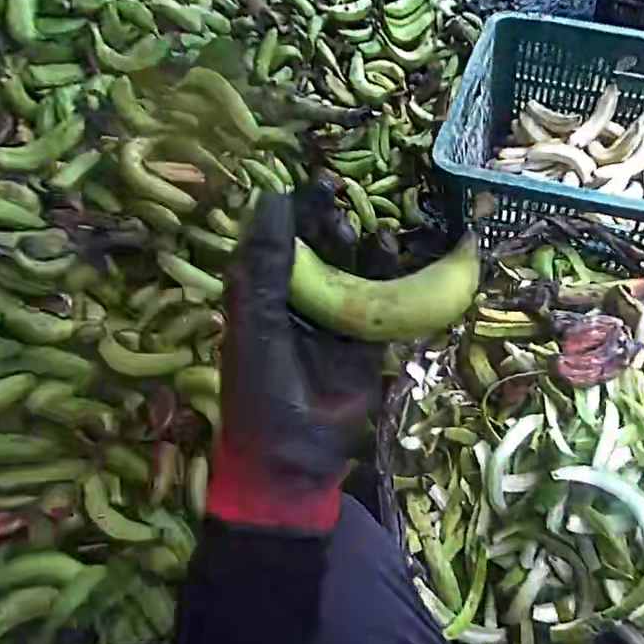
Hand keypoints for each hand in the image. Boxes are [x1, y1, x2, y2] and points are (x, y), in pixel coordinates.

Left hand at [208, 193, 380, 533]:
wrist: (293, 456)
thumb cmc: (261, 388)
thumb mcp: (256, 321)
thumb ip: (266, 264)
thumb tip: (274, 199)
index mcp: (263, 297)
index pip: (279, 243)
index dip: (293, 214)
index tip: (310, 186)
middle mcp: (300, 303)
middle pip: (318, 252)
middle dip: (326, 225)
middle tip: (336, 199)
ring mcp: (334, 321)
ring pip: (351, 272)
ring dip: (355, 247)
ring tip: (358, 228)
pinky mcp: (365, 340)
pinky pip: (379, 300)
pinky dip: (385, 275)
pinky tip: (386, 250)